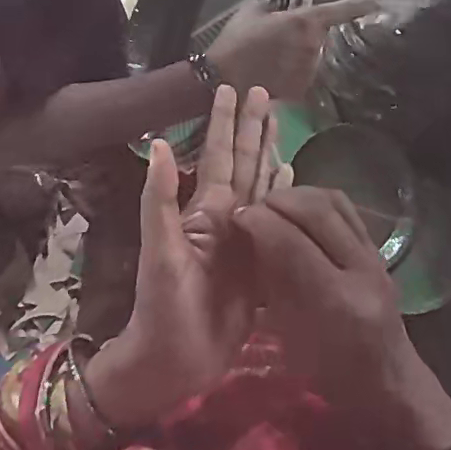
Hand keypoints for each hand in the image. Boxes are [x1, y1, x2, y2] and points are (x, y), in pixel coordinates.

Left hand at [85, 86, 286, 428]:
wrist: (176, 361)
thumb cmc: (164, 306)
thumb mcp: (159, 252)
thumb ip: (160, 199)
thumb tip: (160, 142)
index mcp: (205, 211)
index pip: (217, 155)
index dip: (224, 122)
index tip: (231, 88)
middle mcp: (227, 217)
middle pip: (243, 162)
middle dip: (252, 128)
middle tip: (264, 92)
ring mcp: (245, 239)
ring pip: (261, 185)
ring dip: (269, 154)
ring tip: (279, 127)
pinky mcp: (261, 262)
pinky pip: (276, 221)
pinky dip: (284, 196)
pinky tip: (292, 178)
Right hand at [205, 0, 378, 103]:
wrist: (220, 80)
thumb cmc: (235, 41)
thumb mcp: (253, 11)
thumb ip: (275, 4)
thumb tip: (284, 3)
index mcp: (304, 21)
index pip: (343, 10)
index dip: (366, 4)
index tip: (386, 1)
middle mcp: (313, 46)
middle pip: (320, 36)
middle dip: (306, 35)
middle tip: (278, 37)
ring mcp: (309, 70)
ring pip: (312, 56)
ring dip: (298, 55)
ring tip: (269, 57)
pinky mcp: (301, 90)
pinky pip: (302, 75)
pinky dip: (291, 73)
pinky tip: (270, 73)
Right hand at [234, 188, 450, 449]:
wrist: (388, 383)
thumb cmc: (331, 376)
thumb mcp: (290, 339)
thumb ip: (274, 286)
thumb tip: (249, 238)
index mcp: (336, 302)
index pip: (293, 242)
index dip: (260, 221)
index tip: (236, 215)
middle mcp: (361, 271)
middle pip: (317, 212)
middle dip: (278, 202)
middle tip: (251, 206)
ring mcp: (375, 257)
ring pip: (335, 203)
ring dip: (299, 196)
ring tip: (273, 204)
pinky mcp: (378, 250)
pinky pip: (347, 210)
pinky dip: (318, 201)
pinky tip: (299, 210)